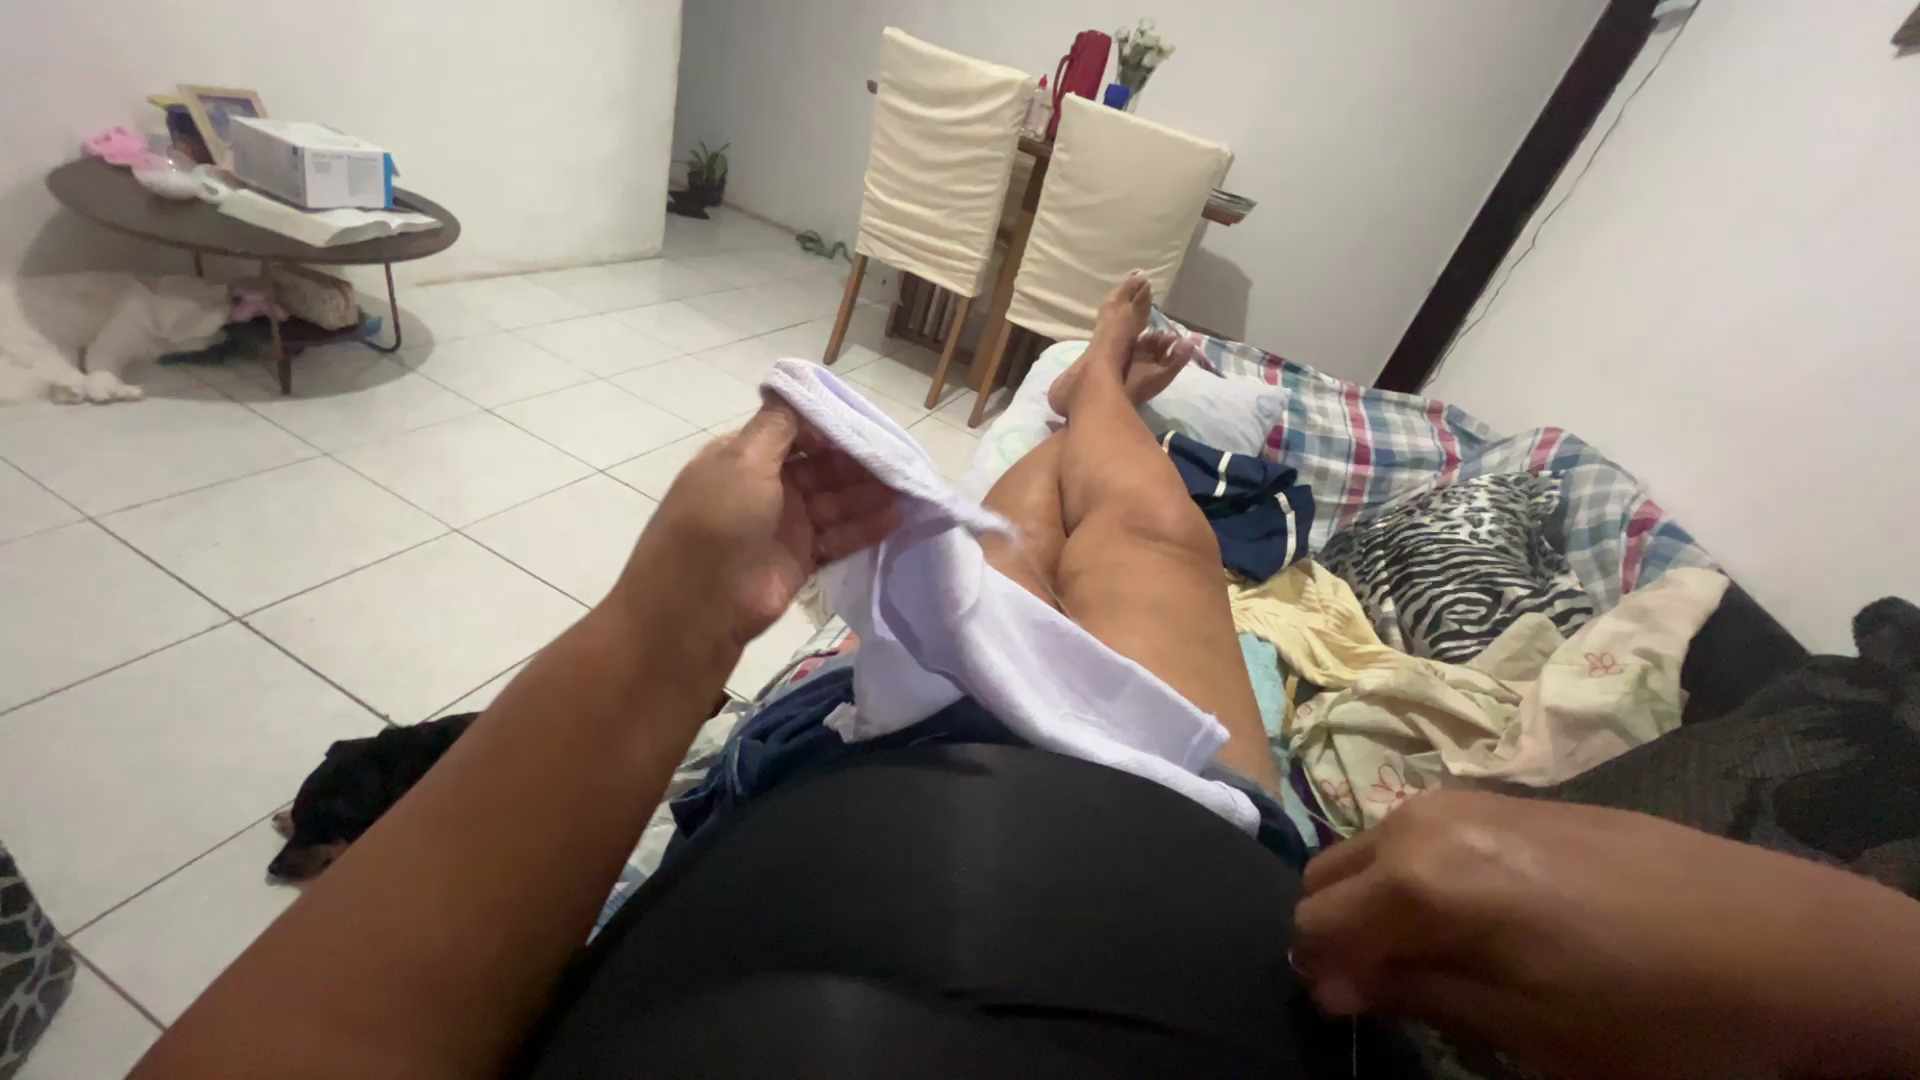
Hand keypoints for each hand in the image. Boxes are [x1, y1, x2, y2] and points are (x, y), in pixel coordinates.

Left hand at [616, 399, 899, 646]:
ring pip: (835, 501)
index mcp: (744, 456)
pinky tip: (895, 518)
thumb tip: (799, 391)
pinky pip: (839, 536)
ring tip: (906, 488)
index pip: (796, 431)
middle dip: (857, 462)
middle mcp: (766, 486)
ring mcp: (785, 524)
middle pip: (821, 466)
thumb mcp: (742, 460)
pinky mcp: (802, 558)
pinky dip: (865, 528)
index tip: (867, 426)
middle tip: (896, 459)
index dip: (831, 428)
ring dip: (867, 495)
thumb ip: (778, 425)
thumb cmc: (717, 522)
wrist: (698, 607)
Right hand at [1292, 791, 1919, 1079]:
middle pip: (1323, 877)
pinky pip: (1408, 835)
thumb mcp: (1531, 1030)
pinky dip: (1407, 877)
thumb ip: (1414, 994)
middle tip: (1391, 988)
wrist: (1783, 932)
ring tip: (1434, 955)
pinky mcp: (1486, 795)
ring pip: (1363, 852)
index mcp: (1416, 878)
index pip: (1314, 923)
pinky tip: (1473, 914)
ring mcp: (1449, 799)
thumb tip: (1329, 987)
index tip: (1354, 1012)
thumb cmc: (1654, 1003)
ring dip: (1372, 903)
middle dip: (1337, 933)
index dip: (1322, 974)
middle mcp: (1414, 822)